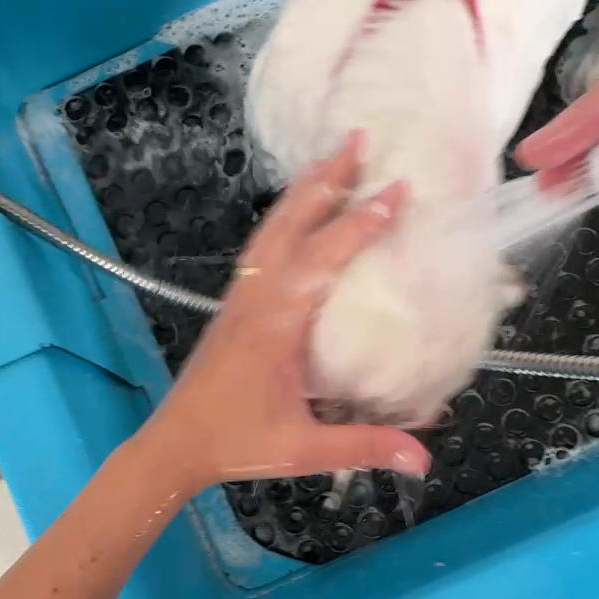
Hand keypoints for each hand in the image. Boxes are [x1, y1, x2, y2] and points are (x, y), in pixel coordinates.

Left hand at [132, 135, 432, 492]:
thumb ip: (363, 446)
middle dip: (326, 180)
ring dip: (301, 193)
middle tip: (358, 139)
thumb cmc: (236, 443)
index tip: (397, 191)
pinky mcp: (231, 308)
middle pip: (291, 224)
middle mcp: (255, 299)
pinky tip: (294, 218)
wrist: (175, 445)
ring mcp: (239, 299)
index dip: (361, 224)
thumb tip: (424, 460)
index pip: (324, 259)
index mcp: (276, 324)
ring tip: (330, 162)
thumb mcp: (303, 449)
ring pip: (270, 231)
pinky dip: (281, 221)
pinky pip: (260, 249)